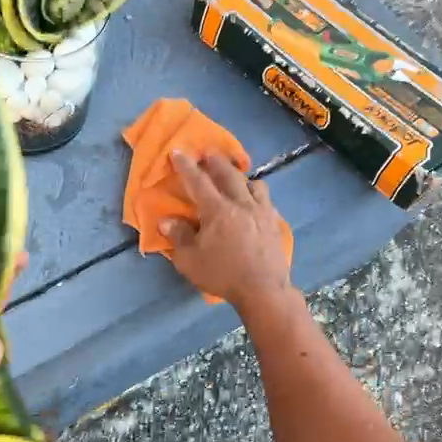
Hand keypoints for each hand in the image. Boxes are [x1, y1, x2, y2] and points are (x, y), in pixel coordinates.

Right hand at [159, 151, 294, 309]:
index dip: (186, 166)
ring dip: (242, 177)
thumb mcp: (189, 260)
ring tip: (237, 178)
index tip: (178, 152)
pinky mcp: (274, 223)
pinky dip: (257, 196)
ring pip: (253, 184)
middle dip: (216, 162)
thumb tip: (167, 220)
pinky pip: (266, 201)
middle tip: (208, 153)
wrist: (263, 289)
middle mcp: (241, 203)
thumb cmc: (222, 274)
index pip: (197, 181)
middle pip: (228, 174)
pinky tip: (255, 203)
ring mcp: (261, 212)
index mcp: (217, 210)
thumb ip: (179, 236)